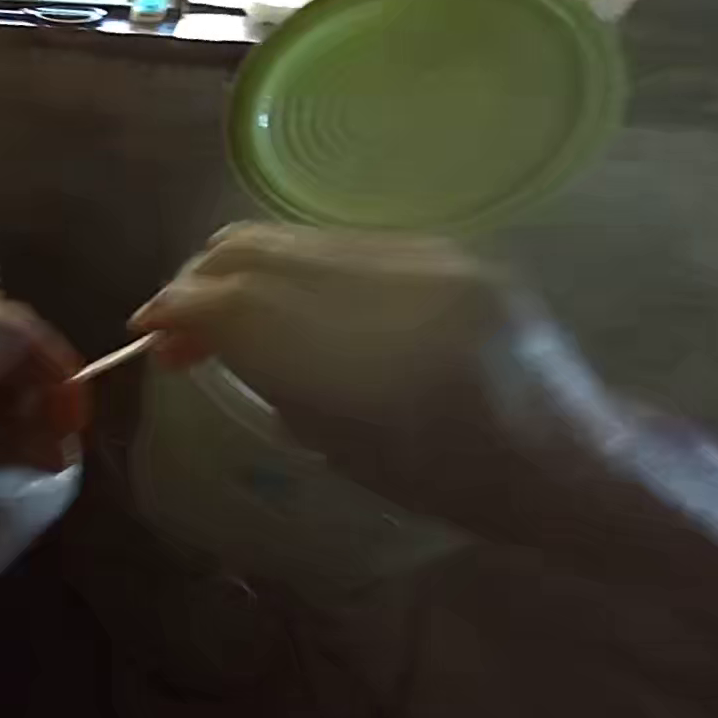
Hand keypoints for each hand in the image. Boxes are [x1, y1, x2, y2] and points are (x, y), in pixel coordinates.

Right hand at [130, 224, 520, 510]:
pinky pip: (321, 241)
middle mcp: (402, 289)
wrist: (575, 461)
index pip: (243, 305)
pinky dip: (274, 263)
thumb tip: (183, 335)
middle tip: (172, 318)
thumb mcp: (333, 438)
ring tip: (211, 304)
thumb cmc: (446, 480)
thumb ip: (255, 368)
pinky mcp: (434, 243)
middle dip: (193, 281)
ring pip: (282, 237)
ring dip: (227, 268)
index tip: (143, 324)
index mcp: (379, 363)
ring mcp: (424, 255)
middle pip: (253, 254)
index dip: (178, 306)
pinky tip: (268, 292)